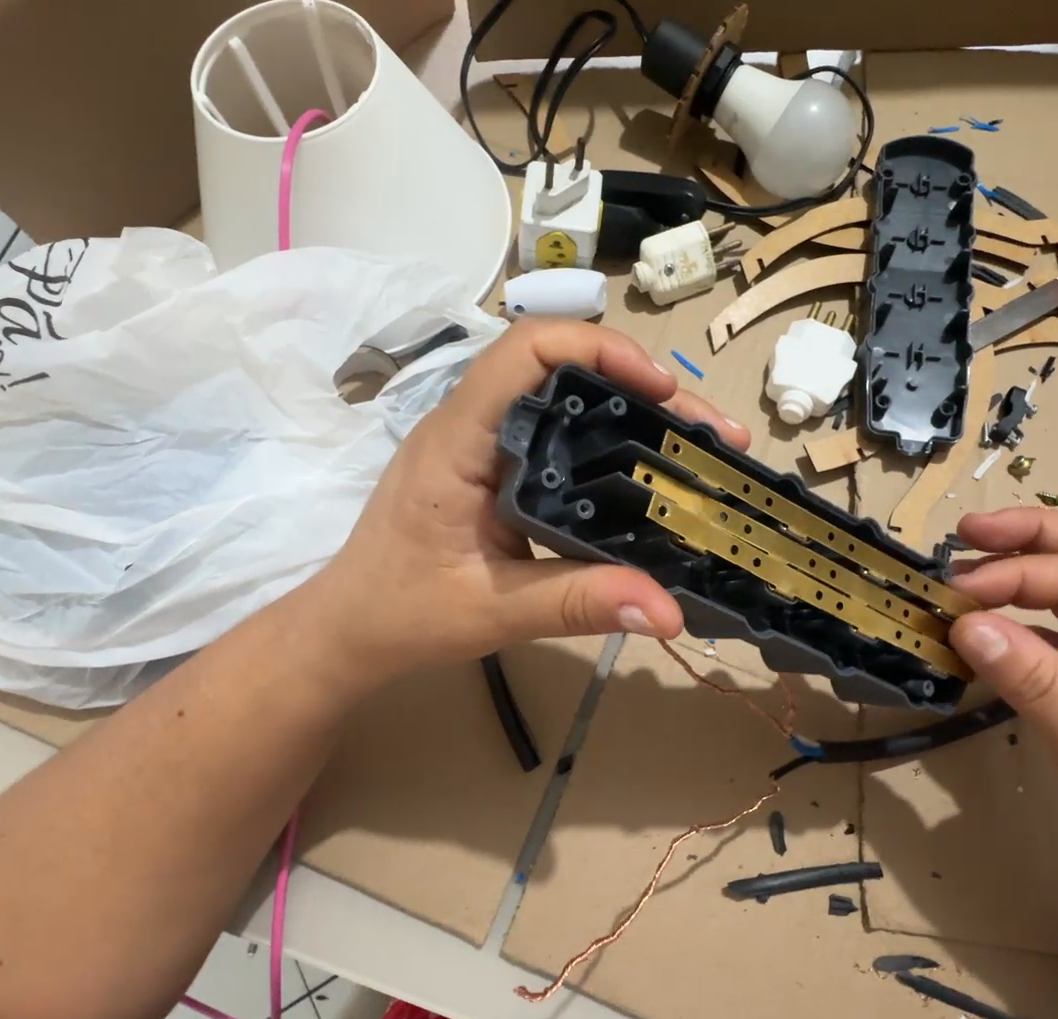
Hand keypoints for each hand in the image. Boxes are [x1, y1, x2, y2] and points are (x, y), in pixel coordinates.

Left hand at [311, 318, 750, 676]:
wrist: (348, 629)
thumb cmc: (402, 615)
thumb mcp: (494, 612)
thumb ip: (577, 604)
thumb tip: (669, 612)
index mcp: (457, 441)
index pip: (524, 351)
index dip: (599, 350)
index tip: (663, 390)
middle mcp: (468, 426)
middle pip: (559, 368)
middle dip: (641, 388)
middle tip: (709, 433)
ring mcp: (478, 444)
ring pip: (562, 399)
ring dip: (631, 413)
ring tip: (695, 452)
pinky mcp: (490, 467)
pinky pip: (554, 433)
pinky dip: (606, 442)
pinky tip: (646, 476)